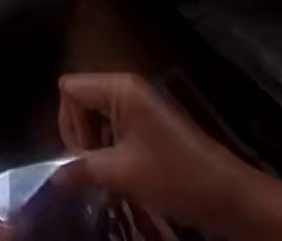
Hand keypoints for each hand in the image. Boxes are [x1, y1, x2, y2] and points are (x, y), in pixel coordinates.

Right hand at [56, 73, 281, 240]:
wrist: (227, 193)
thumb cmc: (175, 176)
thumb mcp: (123, 174)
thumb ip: (83, 168)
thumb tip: (53, 176)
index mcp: (120, 88)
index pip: (70, 89)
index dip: (67, 123)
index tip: (80, 157)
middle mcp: (126, 87)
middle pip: (80, 99)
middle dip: (78, 135)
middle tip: (90, 169)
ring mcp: (137, 103)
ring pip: (95, 115)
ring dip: (92, 144)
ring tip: (103, 175)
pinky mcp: (146, 121)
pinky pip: (112, 125)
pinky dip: (107, 148)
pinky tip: (116, 174)